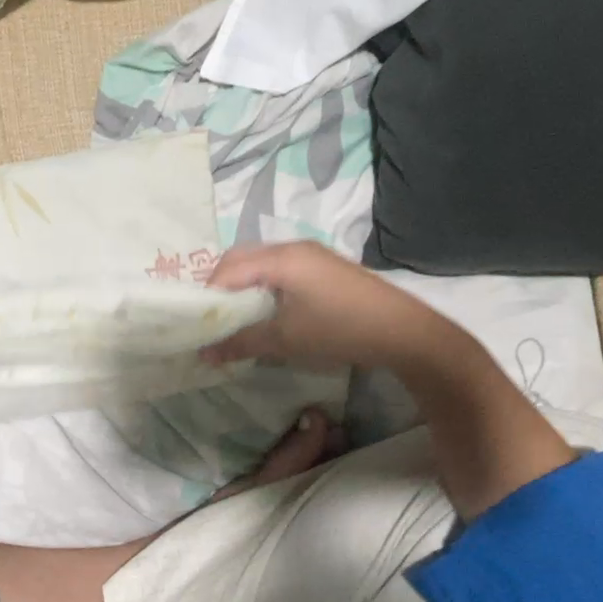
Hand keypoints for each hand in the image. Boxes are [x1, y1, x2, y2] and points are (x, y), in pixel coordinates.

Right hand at [198, 242, 453, 370]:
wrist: (405, 333)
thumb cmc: (339, 331)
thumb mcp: (284, 340)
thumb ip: (240, 343)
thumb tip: (203, 354)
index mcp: (280, 258)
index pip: (226, 269)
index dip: (207, 295)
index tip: (197, 323)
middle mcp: (293, 247)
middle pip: (240, 258)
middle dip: (220, 286)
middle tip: (212, 319)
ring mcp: (312, 255)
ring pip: (260, 263)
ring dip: (242, 287)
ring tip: (236, 318)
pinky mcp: (325, 267)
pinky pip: (279, 269)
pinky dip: (263, 287)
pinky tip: (267, 313)